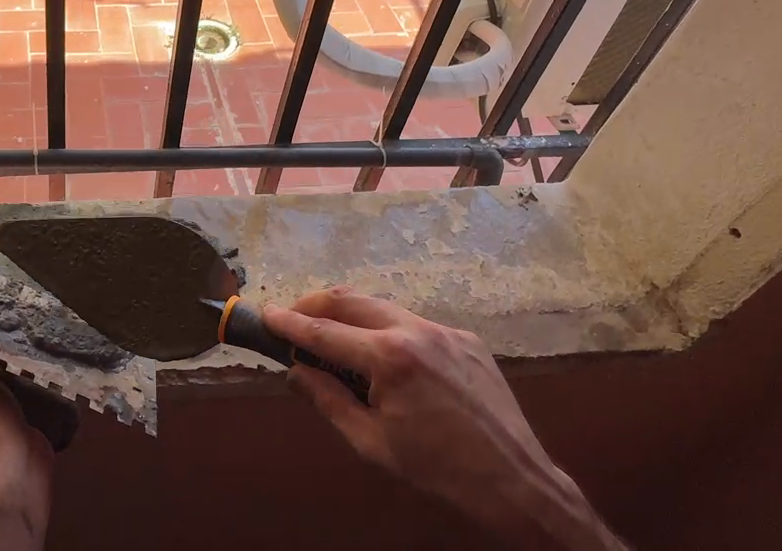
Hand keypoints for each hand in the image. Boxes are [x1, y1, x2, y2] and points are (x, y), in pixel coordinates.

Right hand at [265, 289, 623, 549]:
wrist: (515, 481)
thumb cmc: (437, 469)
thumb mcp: (372, 443)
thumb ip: (329, 401)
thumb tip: (296, 372)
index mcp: (389, 358)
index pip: (325, 332)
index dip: (290, 323)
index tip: (266, 314)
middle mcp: (414, 330)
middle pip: (349, 300)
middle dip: (315, 304)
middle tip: (293, 317)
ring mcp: (443, 330)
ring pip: (381, 306)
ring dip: (350, 314)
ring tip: (333, 333)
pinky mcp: (464, 337)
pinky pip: (414, 324)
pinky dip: (388, 331)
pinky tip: (386, 358)